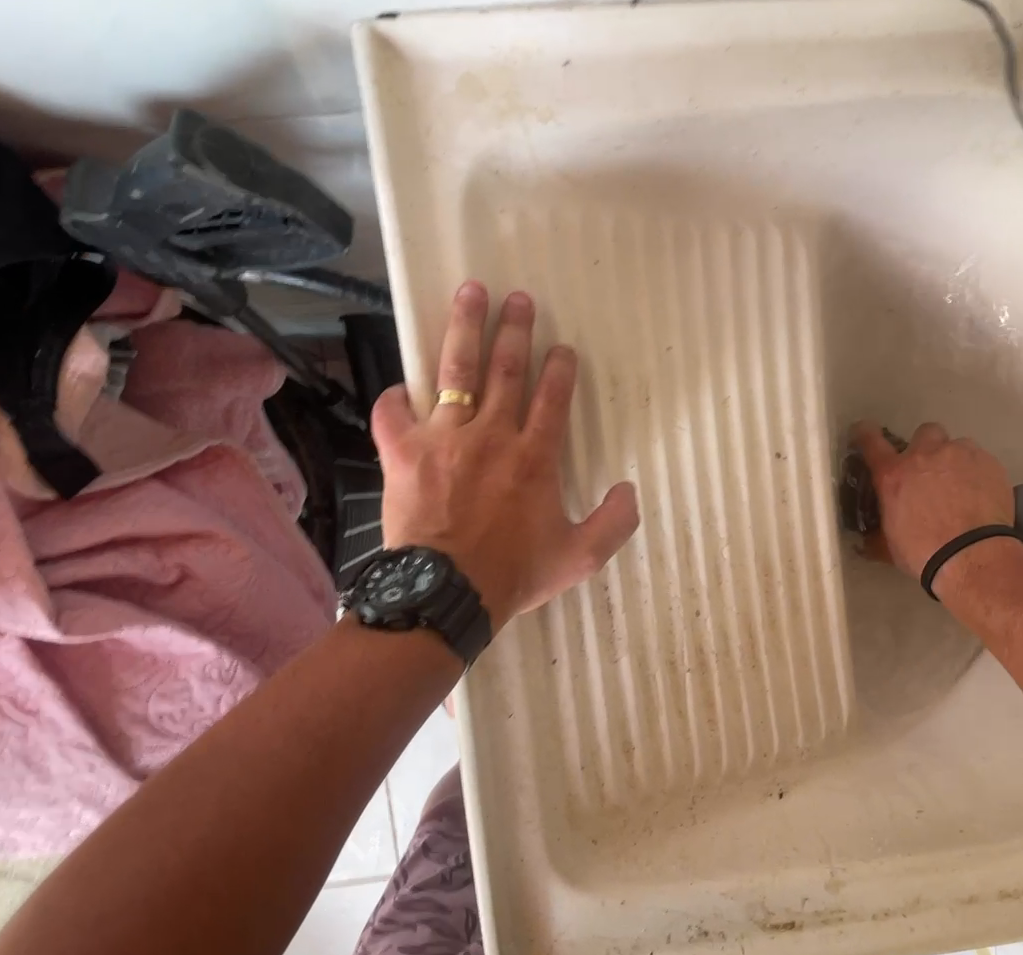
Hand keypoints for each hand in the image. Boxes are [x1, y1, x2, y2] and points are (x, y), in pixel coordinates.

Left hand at [373, 281, 639, 625]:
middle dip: (514, 331)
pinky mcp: (403, 453)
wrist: (446, 593)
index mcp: (534, 458)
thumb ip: (614, 523)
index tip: (561, 348)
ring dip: (464, 329)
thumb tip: (629, 490)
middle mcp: (491, 436)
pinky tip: (402, 387)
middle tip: (518, 298)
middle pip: (505, 371)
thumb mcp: (580, 558)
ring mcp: (444, 440)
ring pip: (455, 372)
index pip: (551, 398)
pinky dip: (396, 397)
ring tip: (470, 293)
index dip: (559, 368)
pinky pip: (393, 413)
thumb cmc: (514, 575)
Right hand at [849, 420, 1017, 580]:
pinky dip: (978, 473)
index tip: (865, 433)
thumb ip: (875, 537)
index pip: (871, 441)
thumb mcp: (889, 547)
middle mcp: (924, 455)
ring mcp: (959, 455)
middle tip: (930, 470)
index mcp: (893, 475)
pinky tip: (981, 495)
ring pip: (957, 446)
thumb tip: (865, 543)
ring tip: (961, 487)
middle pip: (924, 433)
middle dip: (926, 447)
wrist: (971, 556)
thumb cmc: (923, 553)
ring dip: (955, 461)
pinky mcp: (988, 462)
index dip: (865, 434)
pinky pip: (980, 460)